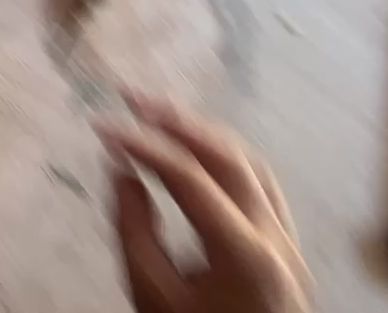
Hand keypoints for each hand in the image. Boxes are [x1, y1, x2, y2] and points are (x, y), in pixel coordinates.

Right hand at [95, 92, 309, 312]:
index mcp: (246, 255)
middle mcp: (276, 240)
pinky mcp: (284, 243)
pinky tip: (191, 145)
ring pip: (249, 165)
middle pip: (228, 160)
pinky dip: (219, 154)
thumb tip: (122, 169)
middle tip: (129, 96)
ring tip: (156, 111)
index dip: (141, 144)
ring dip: (200, 132)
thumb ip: (134, 227)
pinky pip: (257, 183)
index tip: (99, 124)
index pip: (188, 178)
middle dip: (175, 121)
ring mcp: (288, 241)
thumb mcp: (151, 291)